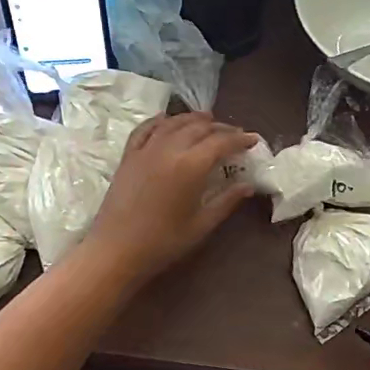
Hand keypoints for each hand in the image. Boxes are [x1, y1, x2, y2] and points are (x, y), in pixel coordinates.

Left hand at [78, 113, 258, 283]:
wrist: (115, 250)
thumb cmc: (163, 243)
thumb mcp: (200, 225)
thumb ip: (226, 201)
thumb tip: (247, 186)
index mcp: (191, 166)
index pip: (221, 142)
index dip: (240, 139)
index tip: (253, 140)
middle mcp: (169, 149)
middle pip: (199, 127)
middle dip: (220, 128)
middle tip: (234, 134)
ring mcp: (146, 149)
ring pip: (173, 122)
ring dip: (193, 119)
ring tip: (208, 120)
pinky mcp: (128, 156)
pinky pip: (146, 128)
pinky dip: (161, 121)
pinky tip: (167, 120)